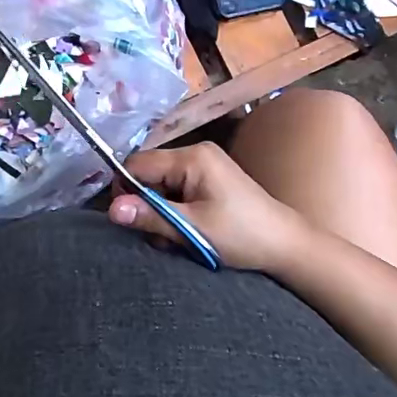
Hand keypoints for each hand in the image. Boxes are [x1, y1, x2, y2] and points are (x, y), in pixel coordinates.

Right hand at [106, 142, 312, 272]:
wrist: (284, 243)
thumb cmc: (241, 235)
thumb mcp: (192, 228)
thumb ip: (151, 216)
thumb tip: (111, 210)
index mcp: (193, 158)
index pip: (137, 164)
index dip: (127, 192)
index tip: (133, 221)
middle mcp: (197, 153)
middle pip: (149, 174)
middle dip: (148, 207)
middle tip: (164, 236)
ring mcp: (205, 165)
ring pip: (161, 186)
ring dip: (163, 214)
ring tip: (181, 238)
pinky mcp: (210, 179)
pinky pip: (177, 191)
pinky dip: (176, 213)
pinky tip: (189, 232)